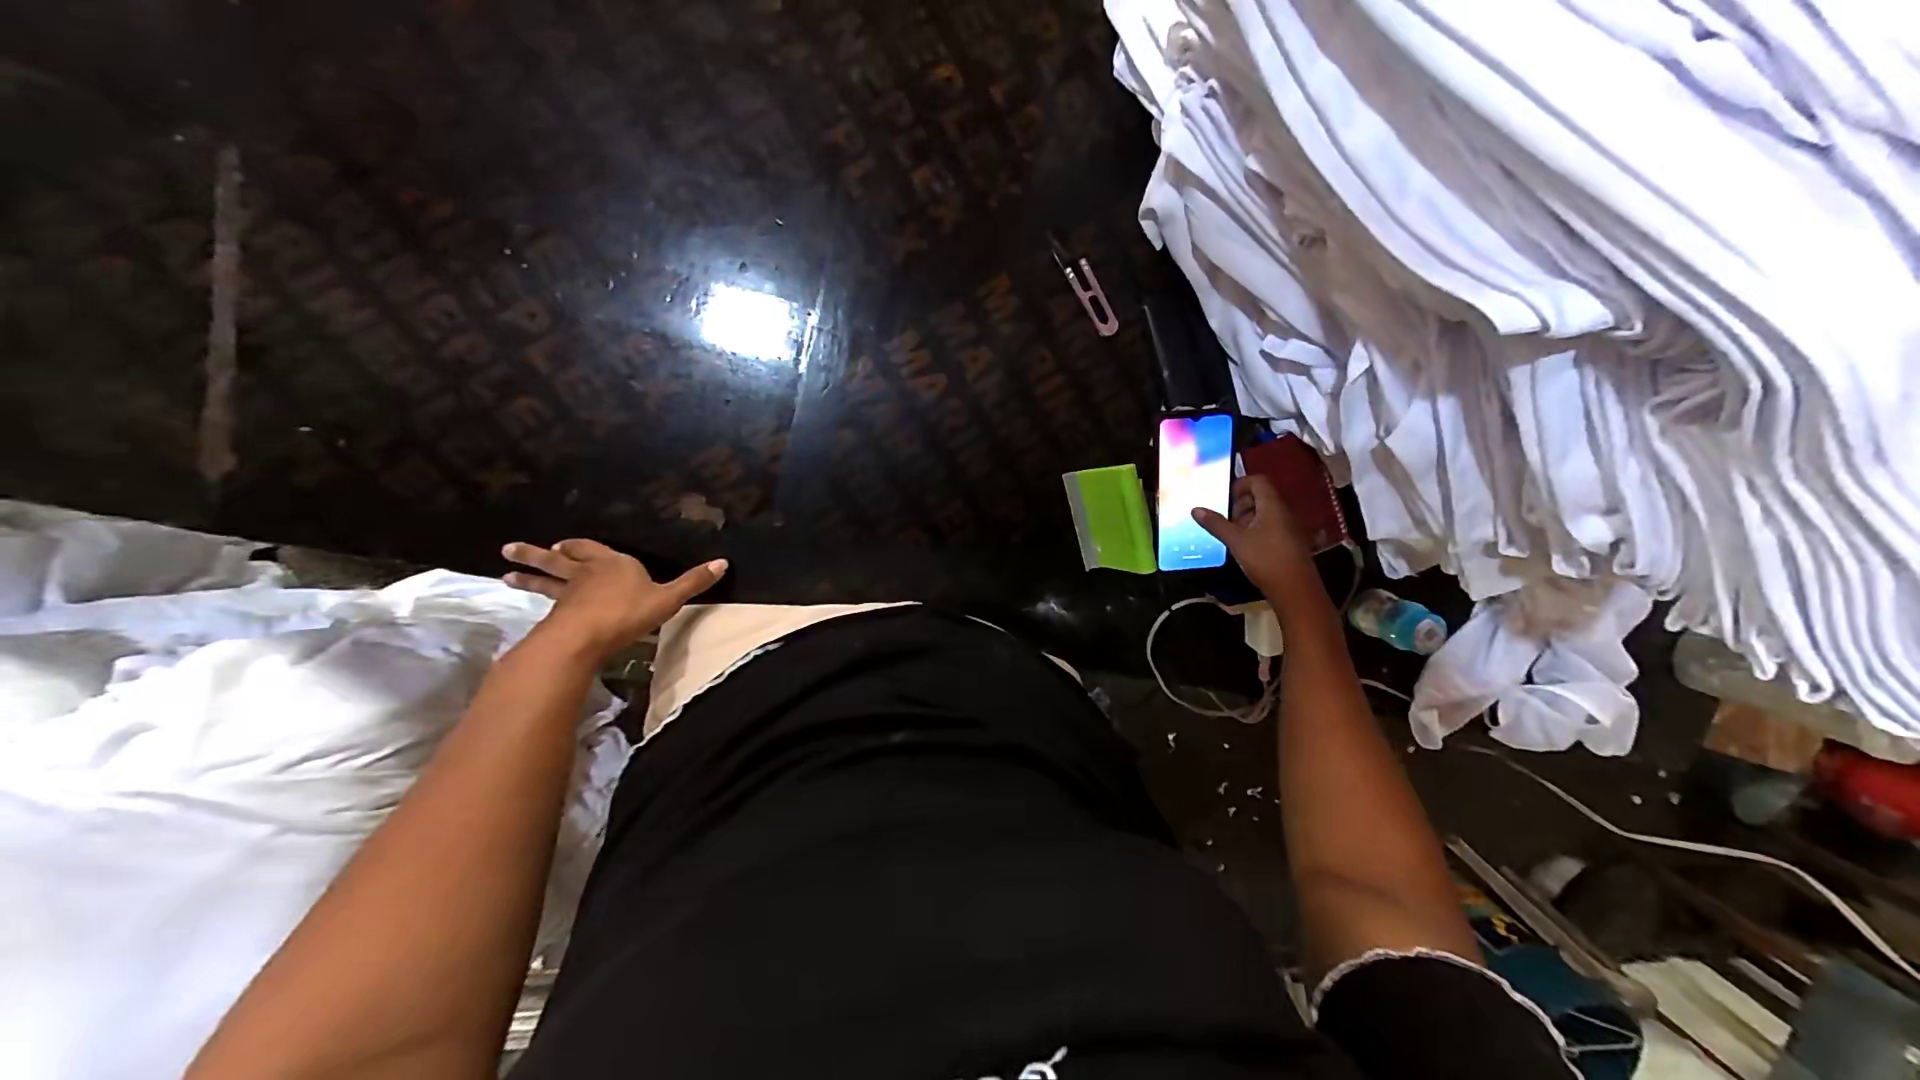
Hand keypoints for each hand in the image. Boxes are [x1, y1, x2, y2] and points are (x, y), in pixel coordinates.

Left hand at [501, 539, 726, 659]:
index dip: (583, 547)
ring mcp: (568, 594)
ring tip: (506, 572)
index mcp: (614, 563)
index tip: (565, 544)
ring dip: (528, 573)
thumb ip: (693, 582)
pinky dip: (533, 597)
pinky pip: (544, 602)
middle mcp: (587, 573)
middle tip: (515, 550)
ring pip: (545, 579)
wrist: (584, 636)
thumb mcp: (669, 598)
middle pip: (561, 559)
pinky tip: (523, 600)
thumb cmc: (628, 612)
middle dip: (541, 554)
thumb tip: (723, 562)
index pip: (594, 549)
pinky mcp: (557, 614)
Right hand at [1193, 475, 1320, 598]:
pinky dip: (1255, 529)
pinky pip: (1270, 526)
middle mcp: (1283, 512)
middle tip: (1224, 518)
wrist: (1295, 590)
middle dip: (1240, 503)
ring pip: (1265, 512)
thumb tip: (1196, 509)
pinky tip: (1243, 546)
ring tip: (1231, 533)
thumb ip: (1216, 524)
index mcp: (1272, 506)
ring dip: (1246, 518)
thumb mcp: (1236, 541)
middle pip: (1261, 496)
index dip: (1240, 484)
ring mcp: (1288, 527)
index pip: (1258, 481)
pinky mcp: (1289, 542)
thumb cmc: (1265, 560)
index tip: (1224, 497)